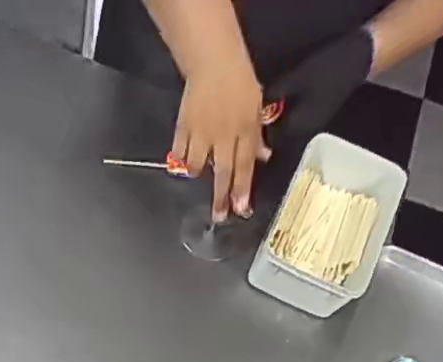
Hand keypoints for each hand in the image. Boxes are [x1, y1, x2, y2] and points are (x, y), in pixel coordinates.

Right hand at [173, 52, 268, 223]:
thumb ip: (255, 137)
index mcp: (244, 130)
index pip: (244, 166)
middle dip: (221, 197)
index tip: (241, 209)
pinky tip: (180, 159)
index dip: (242, 189)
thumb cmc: (239, 83)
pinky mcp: (183, 128)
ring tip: (196, 173)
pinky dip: (179, 157)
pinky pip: (179, 150)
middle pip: (222, 172)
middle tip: (219, 217)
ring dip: (196, 172)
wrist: (214, 62)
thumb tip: (262, 158)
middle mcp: (223, 136)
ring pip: (196, 165)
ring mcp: (201, 133)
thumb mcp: (254, 108)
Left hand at [261, 27, 374, 148]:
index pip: (267, 142)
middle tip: (253, 116)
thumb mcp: (297, 77)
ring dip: (274, 125)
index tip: (246, 121)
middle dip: (263, 132)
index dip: (255, 133)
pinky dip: (284, 118)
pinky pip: (293, 125)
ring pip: (284, 134)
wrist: (358, 61)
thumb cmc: (328, 69)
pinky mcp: (315, 118)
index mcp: (296, 127)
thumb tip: (256, 102)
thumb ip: (275, 92)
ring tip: (265, 110)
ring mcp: (310, 127)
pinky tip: (281, 105)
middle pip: (275, 142)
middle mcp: (302, 133)